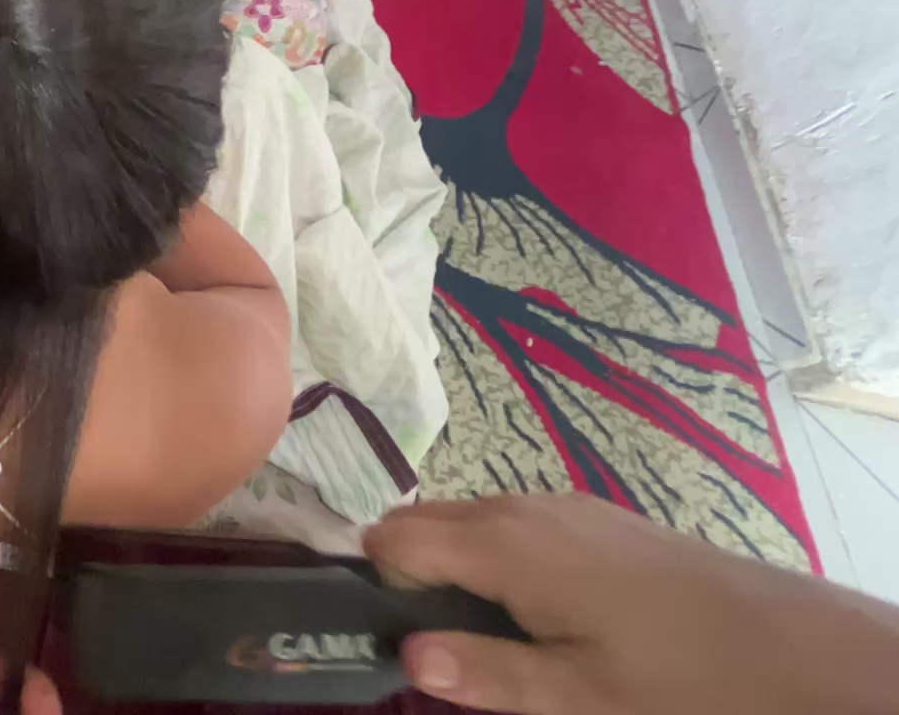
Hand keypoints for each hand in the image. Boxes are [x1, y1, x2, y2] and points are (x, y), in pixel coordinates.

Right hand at [364, 495, 898, 714]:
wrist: (813, 648)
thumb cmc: (689, 679)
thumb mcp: (589, 699)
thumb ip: (489, 674)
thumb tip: (405, 656)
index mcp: (500, 545)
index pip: (392, 540)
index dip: (384, 583)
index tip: (410, 633)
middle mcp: (511, 507)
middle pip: (415, 520)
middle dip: (409, 570)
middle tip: (452, 639)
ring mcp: (548, 502)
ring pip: (457, 517)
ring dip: (450, 561)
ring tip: (500, 628)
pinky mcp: (580, 509)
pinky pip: (501, 518)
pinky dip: (489, 551)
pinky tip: (546, 603)